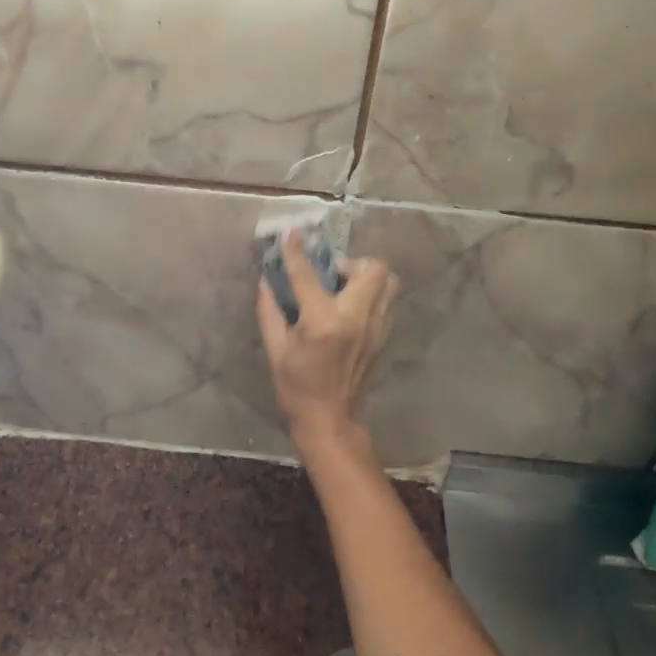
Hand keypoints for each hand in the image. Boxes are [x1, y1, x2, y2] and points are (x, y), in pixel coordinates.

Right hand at [256, 231, 398, 443]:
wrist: (330, 420)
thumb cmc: (296, 387)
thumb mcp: (276, 349)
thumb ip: (270, 310)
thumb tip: (267, 280)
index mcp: (323, 322)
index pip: (309, 275)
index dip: (296, 252)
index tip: (291, 234)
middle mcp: (356, 318)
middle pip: (373, 269)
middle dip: (351, 263)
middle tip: (331, 275)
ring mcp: (376, 327)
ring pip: (388, 281)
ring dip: (367, 276)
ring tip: (345, 289)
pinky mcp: (384, 336)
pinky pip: (387, 300)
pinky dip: (372, 294)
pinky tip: (352, 308)